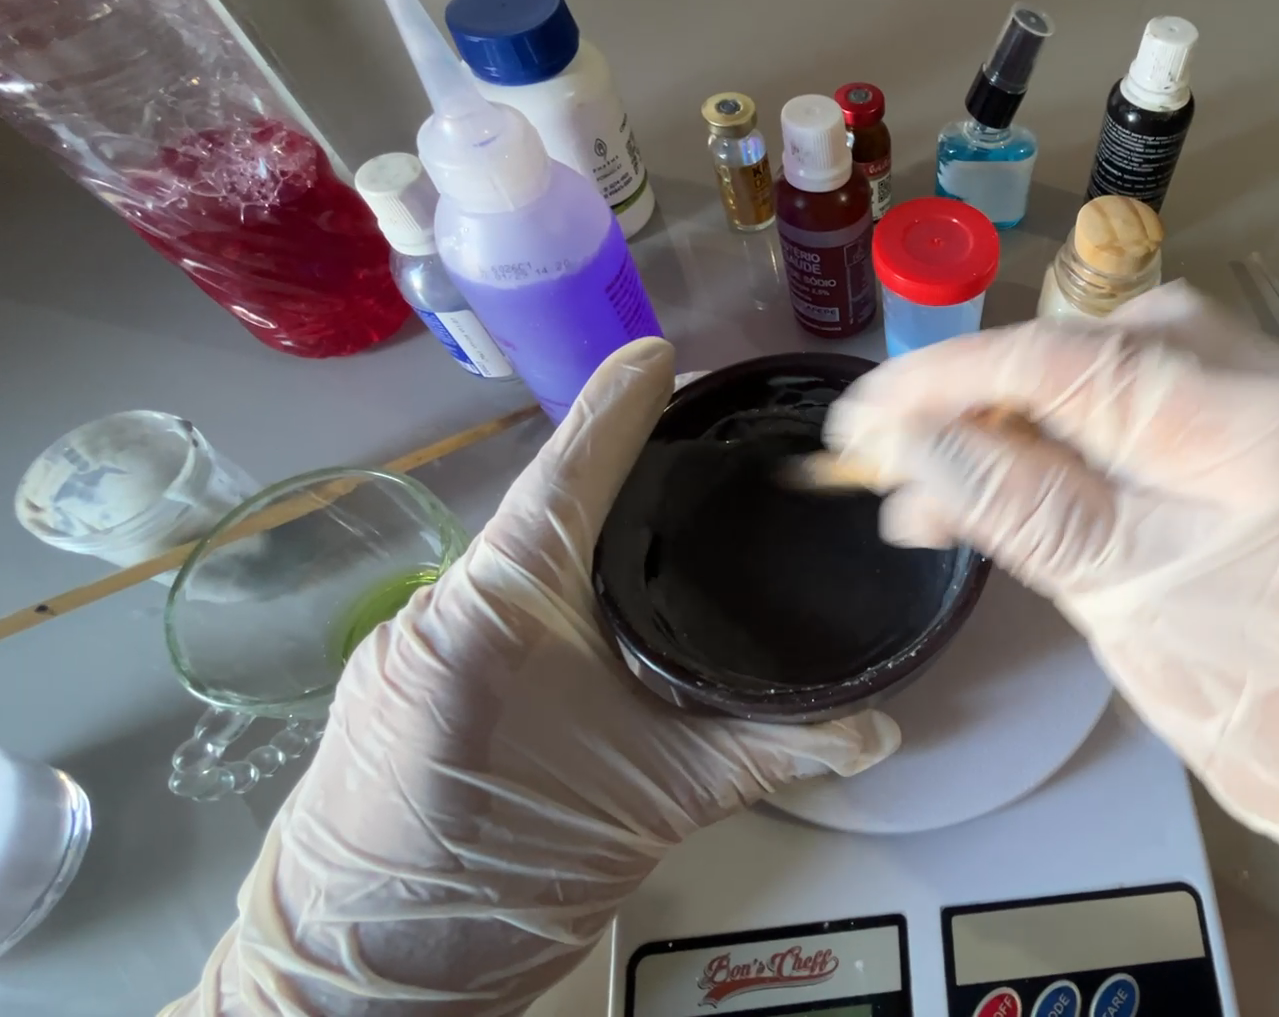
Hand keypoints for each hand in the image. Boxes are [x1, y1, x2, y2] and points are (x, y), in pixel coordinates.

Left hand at [167, 339, 899, 1015]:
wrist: (369, 982)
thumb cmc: (505, 876)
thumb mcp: (657, 802)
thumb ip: (773, 750)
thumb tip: (882, 729)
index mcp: (501, 612)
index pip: (569, 479)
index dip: (616, 407)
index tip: (662, 352)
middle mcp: (457, 605)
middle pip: (551, 502)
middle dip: (621, 452)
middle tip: (703, 423)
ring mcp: (428, 635)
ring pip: (530, 549)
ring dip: (598, 510)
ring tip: (677, 484)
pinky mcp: (422, 670)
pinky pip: (510, 590)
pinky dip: (570, 563)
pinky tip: (619, 573)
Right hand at [829, 282, 1278, 1015]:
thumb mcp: (1131, 616)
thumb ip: (1024, 511)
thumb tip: (912, 446)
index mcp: (1266, 436)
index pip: (1075, 368)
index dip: (953, 379)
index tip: (867, 408)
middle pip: (1107, 344)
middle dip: (994, 390)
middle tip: (914, 450)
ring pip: (1143, 361)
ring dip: (1045, 408)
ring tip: (977, 468)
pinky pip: (1186, 395)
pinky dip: (1107, 424)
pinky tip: (1066, 467)